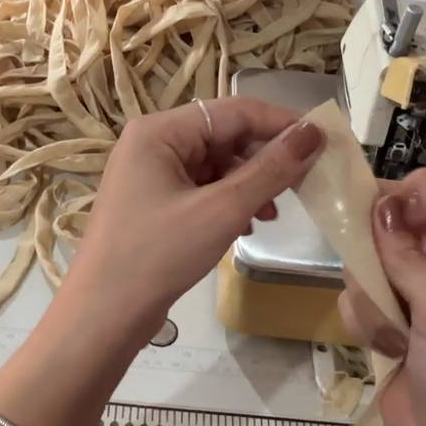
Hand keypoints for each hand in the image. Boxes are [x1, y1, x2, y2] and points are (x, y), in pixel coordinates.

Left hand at [64, 98, 324, 332]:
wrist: (103, 315)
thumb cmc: (158, 255)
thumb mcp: (221, 210)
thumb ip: (270, 169)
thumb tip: (313, 134)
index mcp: (159, 131)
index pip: (234, 111)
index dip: (281, 123)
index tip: (323, 142)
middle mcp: (152, 144)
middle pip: (224, 136)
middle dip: (264, 159)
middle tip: (303, 184)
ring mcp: (149, 175)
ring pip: (215, 165)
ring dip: (249, 184)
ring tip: (274, 214)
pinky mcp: (152, 205)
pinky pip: (201, 189)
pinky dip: (228, 202)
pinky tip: (247, 225)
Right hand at [337, 169, 425, 425]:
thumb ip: (410, 260)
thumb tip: (380, 208)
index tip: (393, 205)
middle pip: (401, 220)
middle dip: (381, 242)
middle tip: (375, 264)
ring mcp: (411, 295)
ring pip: (370, 260)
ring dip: (374, 295)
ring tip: (395, 332)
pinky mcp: (384, 321)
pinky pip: (357, 297)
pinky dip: (365, 322)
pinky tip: (386, 350)